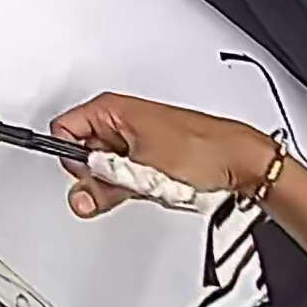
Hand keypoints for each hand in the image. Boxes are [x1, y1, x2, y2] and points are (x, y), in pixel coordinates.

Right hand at [50, 93, 277, 218]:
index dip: (72, 158)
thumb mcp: (143, 174)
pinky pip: (123, 168)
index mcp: (108, 108)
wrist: (244, 159)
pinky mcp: (145, 149)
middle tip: (124, 181)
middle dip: (98, 173)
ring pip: (104, 162)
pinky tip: (155, 184)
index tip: (88, 175)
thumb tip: (78, 197)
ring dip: (120, 180)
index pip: (62, 130)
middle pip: (82, 149)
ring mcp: (131, 134)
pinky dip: (135, 182)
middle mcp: (117, 117)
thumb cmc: (202, 149)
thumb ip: (104, 188)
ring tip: (147, 182)